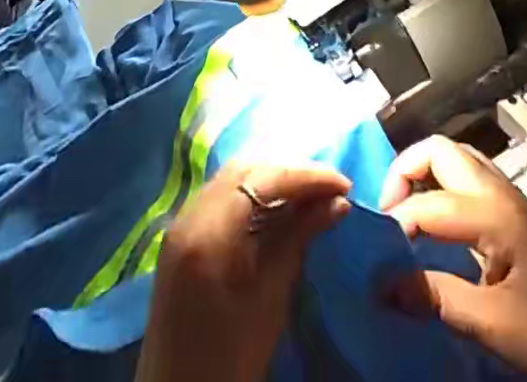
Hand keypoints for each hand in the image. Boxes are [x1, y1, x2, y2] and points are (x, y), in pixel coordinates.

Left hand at [135, 162, 352, 381]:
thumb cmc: (229, 358)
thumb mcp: (270, 297)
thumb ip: (299, 238)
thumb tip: (337, 202)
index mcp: (208, 232)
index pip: (263, 178)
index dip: (307, 176)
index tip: (345, 184)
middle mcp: (189, 216)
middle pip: (245, 169)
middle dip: (290, 171)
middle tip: (329, 188)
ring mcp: (181, 225)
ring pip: (233, 178)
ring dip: (273, 179)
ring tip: (311, 195)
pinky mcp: (182, 238)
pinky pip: (222, 197)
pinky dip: (253, 194)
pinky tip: (280, 209)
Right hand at [381, 136, 526, 381]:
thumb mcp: (496, 325)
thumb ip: (436, 297)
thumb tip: (382, 283)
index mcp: (497, 214)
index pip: (429, 203)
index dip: (396, 227)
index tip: (380, 262)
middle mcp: (502, 193)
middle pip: (441, 151)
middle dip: (405, 172)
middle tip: (388, 217)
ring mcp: (513, 200)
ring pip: (457, 161)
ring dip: (425, 177)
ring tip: (405, 219)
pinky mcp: (518, 216)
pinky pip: (470, 182)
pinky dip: (442, 189)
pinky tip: (436, 228)